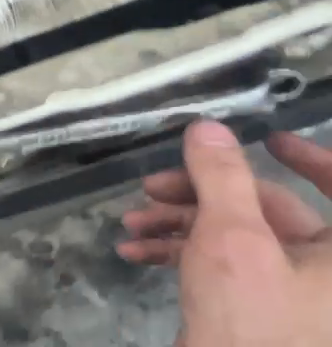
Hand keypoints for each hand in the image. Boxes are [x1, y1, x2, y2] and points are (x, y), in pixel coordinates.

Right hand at [117, 121, 331, 344]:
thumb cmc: (254, 315)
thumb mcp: (230, 238)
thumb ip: (221, 178)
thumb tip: (210, 128)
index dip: (312, 160)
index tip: (269, 138)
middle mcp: (331, 272)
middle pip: (270, 212)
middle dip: (198, 195)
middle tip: (149, 188)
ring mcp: (308, 297)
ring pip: (242, 237)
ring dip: (179, 224)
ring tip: (132, 225)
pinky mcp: (275, 312)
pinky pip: (235, 267)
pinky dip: (185, 253)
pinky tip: (139, 253)